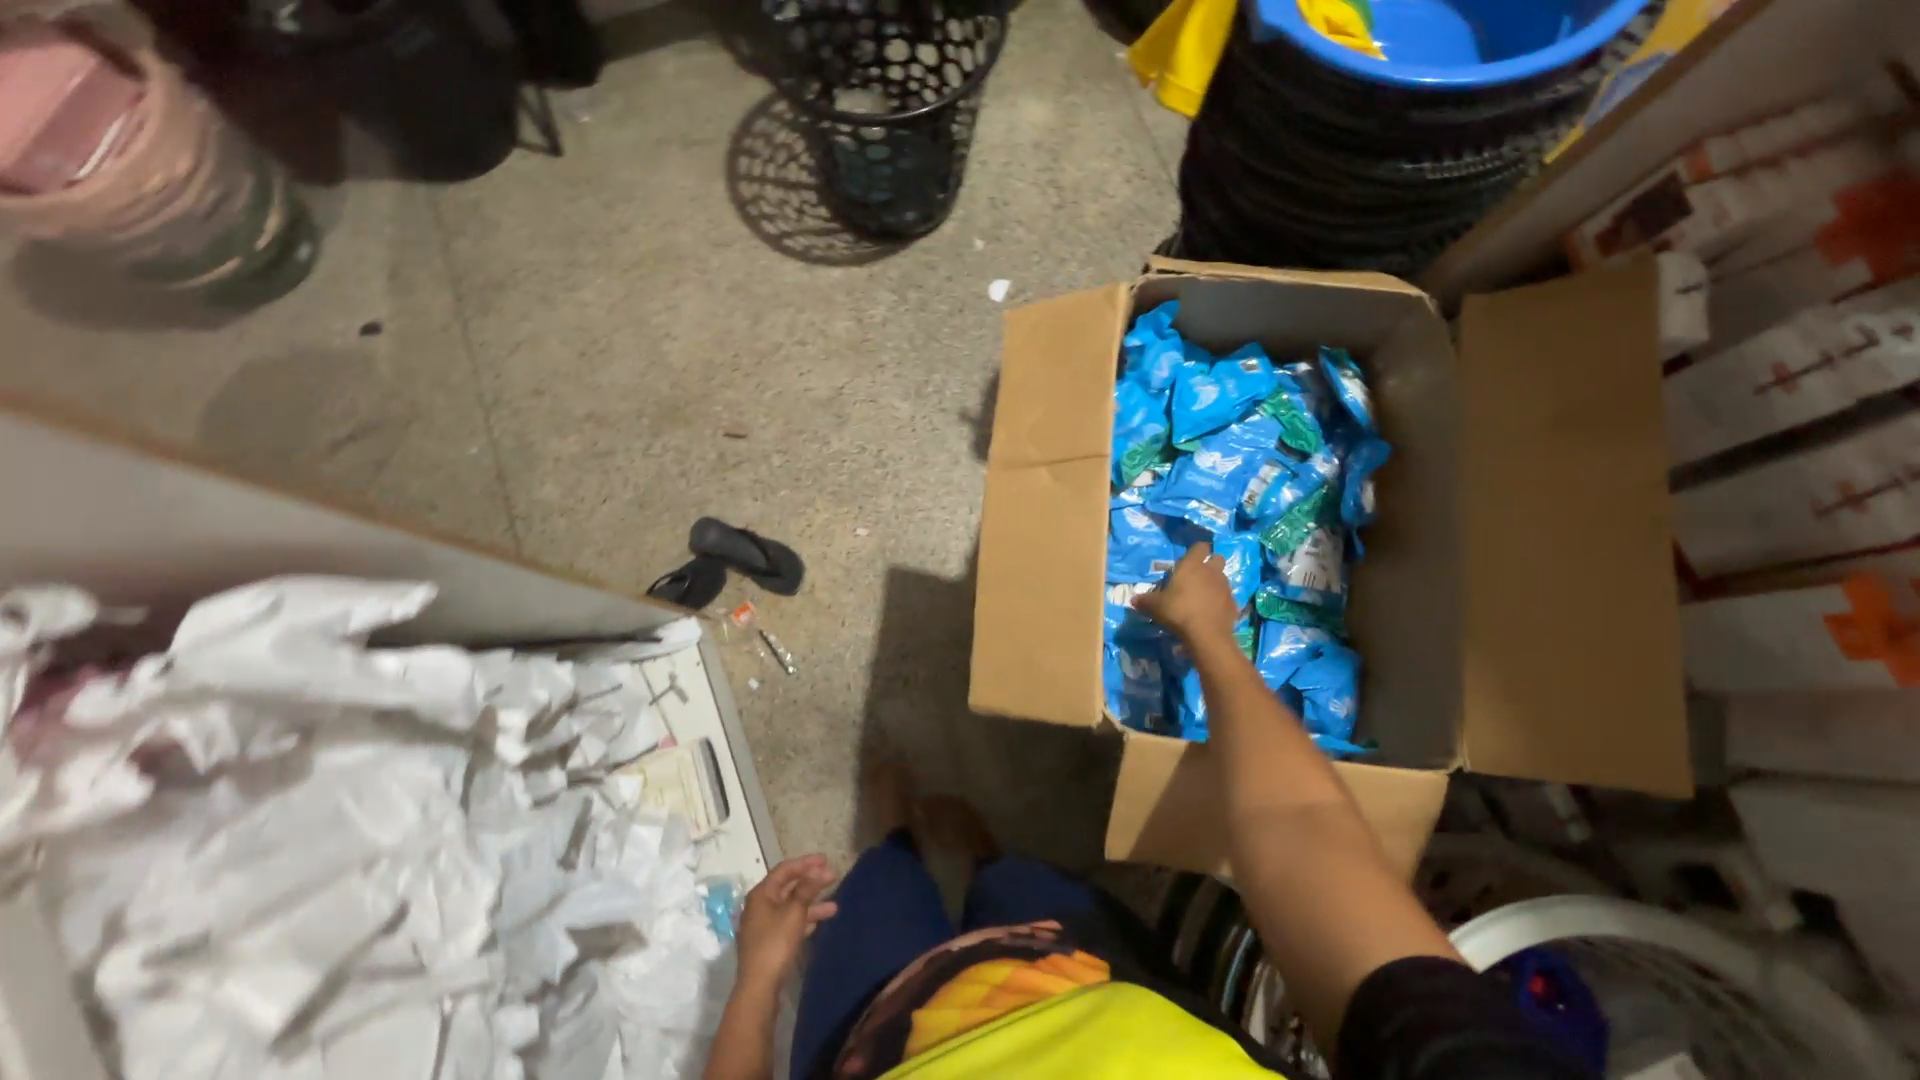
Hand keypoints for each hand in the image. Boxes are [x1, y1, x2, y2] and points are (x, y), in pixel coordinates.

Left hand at [736, 854, 838, 986]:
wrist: (759, 986)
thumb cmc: (775, 943)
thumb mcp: (794, 912)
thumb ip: (807, 889)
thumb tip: (818, 871)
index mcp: (761, 894)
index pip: (785, 870)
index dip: (806, 863)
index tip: (826, 859)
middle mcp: (760, 905)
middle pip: (788, 887)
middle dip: (811, 882)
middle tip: (833, 876)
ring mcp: (764, 925)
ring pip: (791, 906)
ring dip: (812, 904)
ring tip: (834, 906)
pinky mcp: (769, 941)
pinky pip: (790, 922)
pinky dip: (805, 919)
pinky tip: (820, 922)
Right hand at [1135, 541, 1238, 644]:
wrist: (1206, 634)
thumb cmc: (1178, 611)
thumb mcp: (1155, 606)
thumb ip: (1144, 601)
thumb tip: (1133, 600)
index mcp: (1192, 565)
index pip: (1200, 546)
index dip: (1196, 550)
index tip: (1189, 558)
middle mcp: (1212, 571)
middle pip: (1217, 558)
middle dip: (1210, 563)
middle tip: (1198, 575)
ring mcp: (1225, 587)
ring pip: (1223, 578)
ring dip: (1215, 583)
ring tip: (1203, 596)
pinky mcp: (1233, 603)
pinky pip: (1227, 597)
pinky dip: (1220, 601)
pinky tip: (1211, 612)